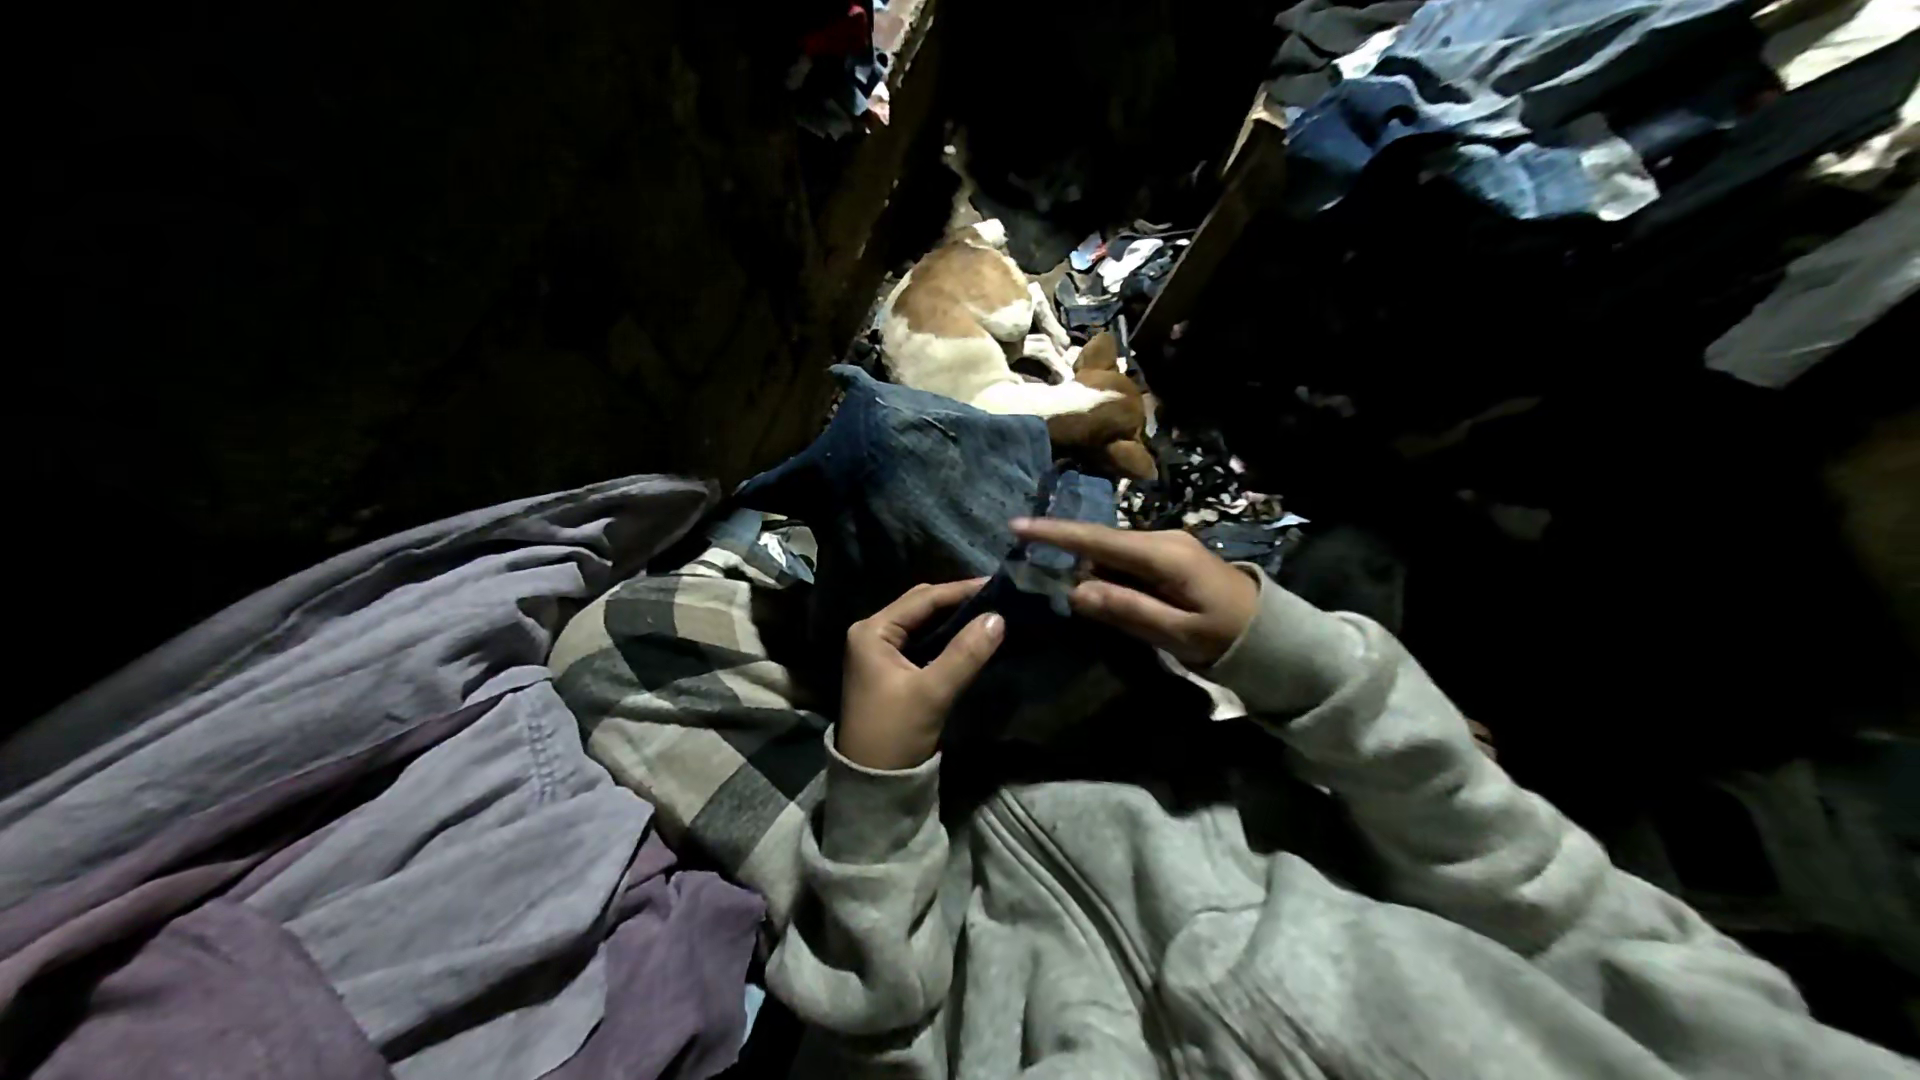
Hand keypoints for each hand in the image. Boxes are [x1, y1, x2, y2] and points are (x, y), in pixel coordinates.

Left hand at [838, 580, 1004, 770]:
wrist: (872, 783)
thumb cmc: (895, 733)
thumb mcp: (932, 692)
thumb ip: (965, 654)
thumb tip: (998, 617)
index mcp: (872, 631)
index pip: (923, 599)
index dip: (960, 590)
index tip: (996, 583)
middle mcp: (872, 633)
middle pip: (921, 605)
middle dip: (957, 600)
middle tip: (996, 595)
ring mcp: (880, 650)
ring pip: (923, 622)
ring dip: (953, 617)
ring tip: (989, 610)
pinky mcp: (891, 668)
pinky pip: (923, 640)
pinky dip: (946, 635)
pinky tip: (970, 634)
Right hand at [1010, 519, 1257, 666]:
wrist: (1269, 632)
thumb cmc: (1225, 636)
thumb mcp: (1178, 632)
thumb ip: (1128, 609)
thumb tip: (1076, 591)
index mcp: (1164, 555)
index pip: (1098, 539)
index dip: (1055, 533)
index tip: (1017, 526)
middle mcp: (1162, 539)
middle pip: (1100, 542)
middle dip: (1066, 553)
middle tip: (1040, 574)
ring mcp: (1166, 544)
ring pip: (1110, 551)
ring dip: (1088, 569)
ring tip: (1076, 593)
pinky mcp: (1168, 555)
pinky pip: (1125, 559)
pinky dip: (1107, 573)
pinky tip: (1105, 594)